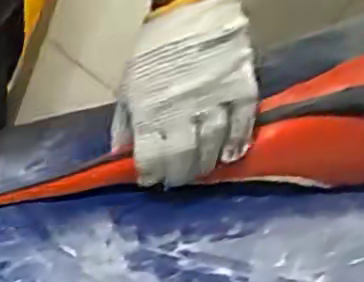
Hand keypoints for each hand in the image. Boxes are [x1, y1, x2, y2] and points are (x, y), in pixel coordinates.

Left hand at [113, 0, 258, 188]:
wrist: (189, 15)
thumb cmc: (149, 58)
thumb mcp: (126, 95)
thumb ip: (124, 126)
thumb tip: (118, 156)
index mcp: (150, 116)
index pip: (150, 157)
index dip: (151, 174)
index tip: (150, 181)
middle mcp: (182, 111)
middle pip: (183, 154)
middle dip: (178, 174)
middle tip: (177, 183)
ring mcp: (214, 97)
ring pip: (213, 140)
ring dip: (206, 162)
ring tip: (201, 174)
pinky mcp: (242, 82)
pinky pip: (244, 116)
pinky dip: (239, 139)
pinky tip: (232, 155)